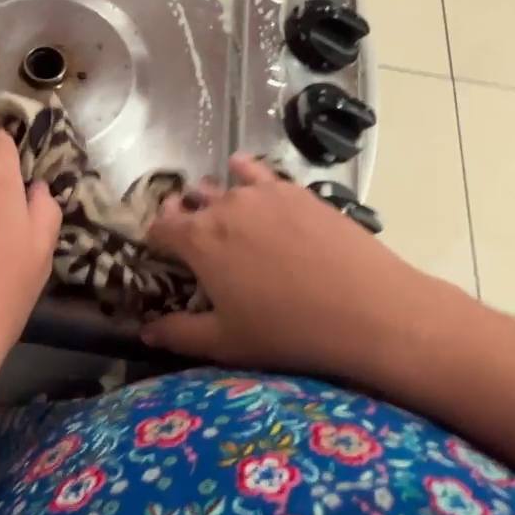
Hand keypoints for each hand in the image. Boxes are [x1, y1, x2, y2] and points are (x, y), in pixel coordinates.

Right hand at [140, 154, 464, 381]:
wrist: (369, 309)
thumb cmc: (289, 331)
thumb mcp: (227, 342)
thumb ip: (179, 334)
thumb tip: (145, 331)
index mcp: (198, 240)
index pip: (160, 227)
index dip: (157, 240)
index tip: (164, 255)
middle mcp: (224, 207)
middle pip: (191, 203)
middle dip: (186, 217)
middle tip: (197, 243)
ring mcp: (261, 193)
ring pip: (224, 186)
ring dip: (215, 199)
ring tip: (224, 216)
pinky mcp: (295, 190)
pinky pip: (257, 172)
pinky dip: (245, 174)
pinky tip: (245, 177)